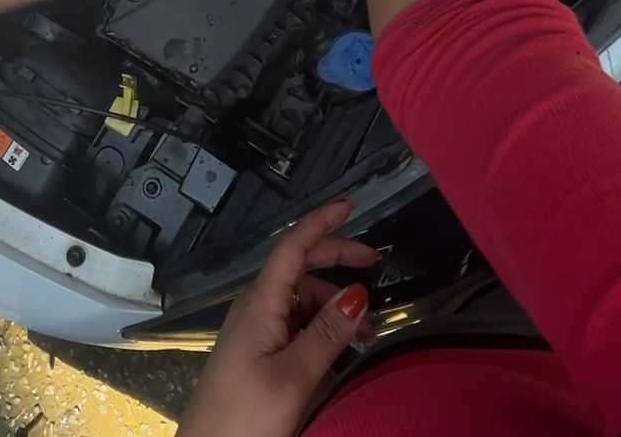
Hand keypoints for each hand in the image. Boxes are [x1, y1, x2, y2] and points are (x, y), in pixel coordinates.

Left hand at [178, 200, 379, 436]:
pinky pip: (295, 322)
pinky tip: (342, 344)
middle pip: (300, 266)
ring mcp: (256, 328)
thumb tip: (357, 292)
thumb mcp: (293, 378)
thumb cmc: (246, 417)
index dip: (321, 222)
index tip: (350, 204)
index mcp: (261, 302)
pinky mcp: (257, 351)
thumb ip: (326, 335)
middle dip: (336, 256)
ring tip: (367, 329)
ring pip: (301, 297)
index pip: (293, 247)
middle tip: (375, 263)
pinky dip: (322, 324)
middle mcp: (257, 306)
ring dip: (334, 302)